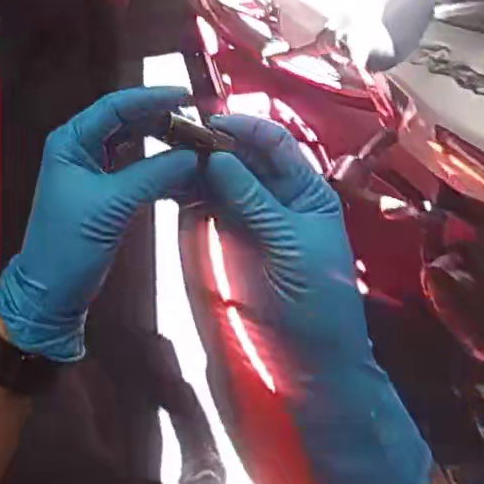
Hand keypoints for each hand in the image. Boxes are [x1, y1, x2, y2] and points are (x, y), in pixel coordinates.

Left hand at [0, 88, 201, 360]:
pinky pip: (137, 168)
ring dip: (163, 143)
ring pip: (134, 144)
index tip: (183, 95)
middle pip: (127, 121)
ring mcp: (92, 169)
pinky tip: (184, 172)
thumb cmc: (66, 246)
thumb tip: (192, 155)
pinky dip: (159, 168)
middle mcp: (79, 148)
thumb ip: (153, 175)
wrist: (51, 293)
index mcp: (70, 141)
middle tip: (197, 123)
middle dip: (162, 120)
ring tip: (196, 143)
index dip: (150, 97)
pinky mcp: (104, 191)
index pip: (114, 106)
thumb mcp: (112, 205)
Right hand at [201, 114, 432, 483]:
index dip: (242, 126)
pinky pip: (204, 203)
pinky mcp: (225, 235)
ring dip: (193, 164)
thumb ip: (253, 200)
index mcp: (304, 190)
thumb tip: (216, 156)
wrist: (311, 362)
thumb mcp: (290, 245)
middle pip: (240, 154)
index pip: (273, 142)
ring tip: (165, 155)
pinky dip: (186, 190)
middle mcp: (274, 194)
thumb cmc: (318, 302)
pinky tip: (167, 183)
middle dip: (211, 141)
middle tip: (175, 135)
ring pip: (217, 176)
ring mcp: (247, 214)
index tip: (207, 121)